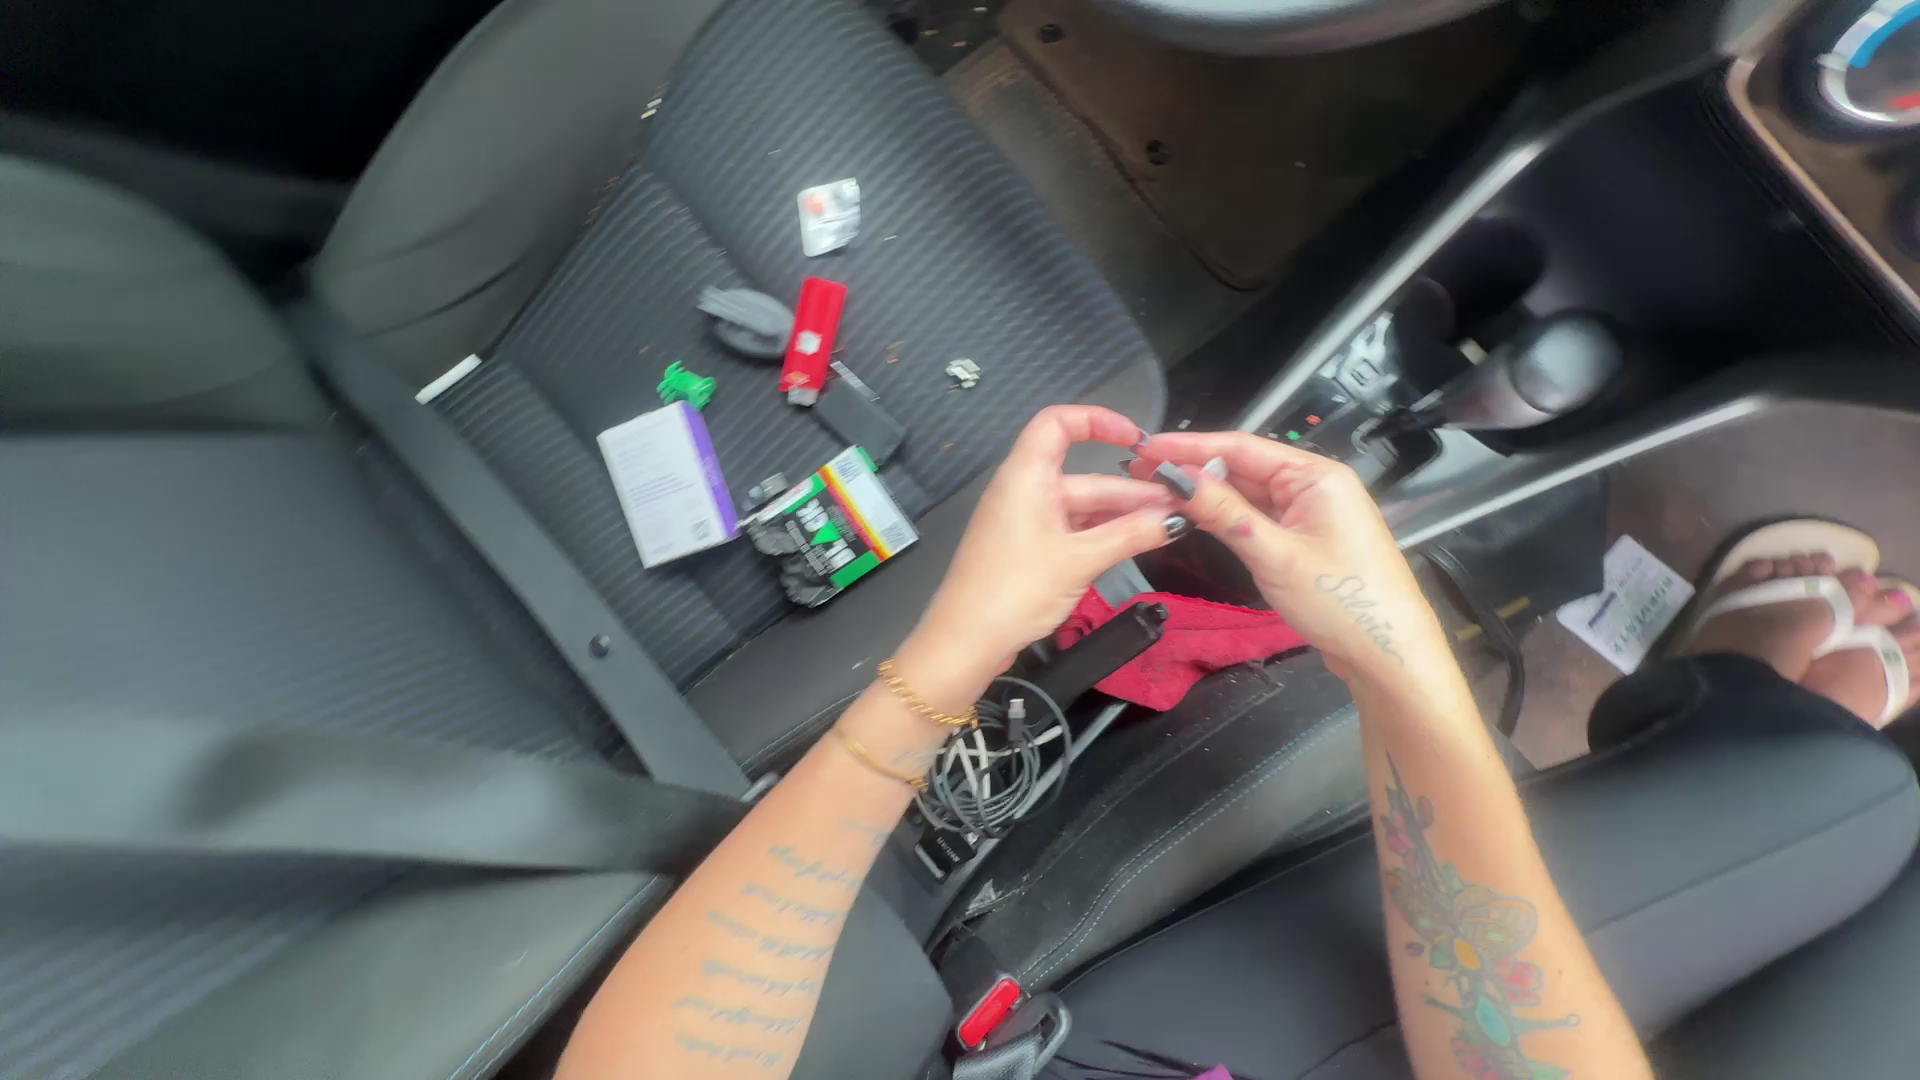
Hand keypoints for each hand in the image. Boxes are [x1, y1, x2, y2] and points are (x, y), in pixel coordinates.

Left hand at [909, 406, 1174, 688]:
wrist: (966, 641)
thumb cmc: (1017, 588)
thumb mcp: (1080, 560)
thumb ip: (1131, 535)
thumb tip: (1177, 519)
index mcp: (1026, 476)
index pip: (1058, 423)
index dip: (1098, 420)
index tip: (1137, 439)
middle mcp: (1024, 490)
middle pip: (1083, 476)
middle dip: (1130, 489)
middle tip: (1180, 504)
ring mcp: (1024, 521)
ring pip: (1080, 506)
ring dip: (1121, 515)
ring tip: (1170, 525)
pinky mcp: (1026, 549)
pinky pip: (1070, 529)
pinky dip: (1101, 534)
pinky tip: (1136, 543)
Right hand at [1135, 432, 1454, 689]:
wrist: (1388, 655)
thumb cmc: (1340, 601)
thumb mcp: (1273, 555)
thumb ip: (1223, 513)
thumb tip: (1176, 477)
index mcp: (1316, 475)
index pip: (1241, 448)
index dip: (1188, 447)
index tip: (1144, 448)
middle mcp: (1314, 484)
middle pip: (1243, 467)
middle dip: (1192, 468)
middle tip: (1140, 472)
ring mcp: (1309, 511)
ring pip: (1247, 492)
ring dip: (1206, 492)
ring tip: (1156, 490)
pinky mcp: (1304, 537)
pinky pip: (1257, 515)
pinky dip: (1225, 515)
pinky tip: (1193, 514)